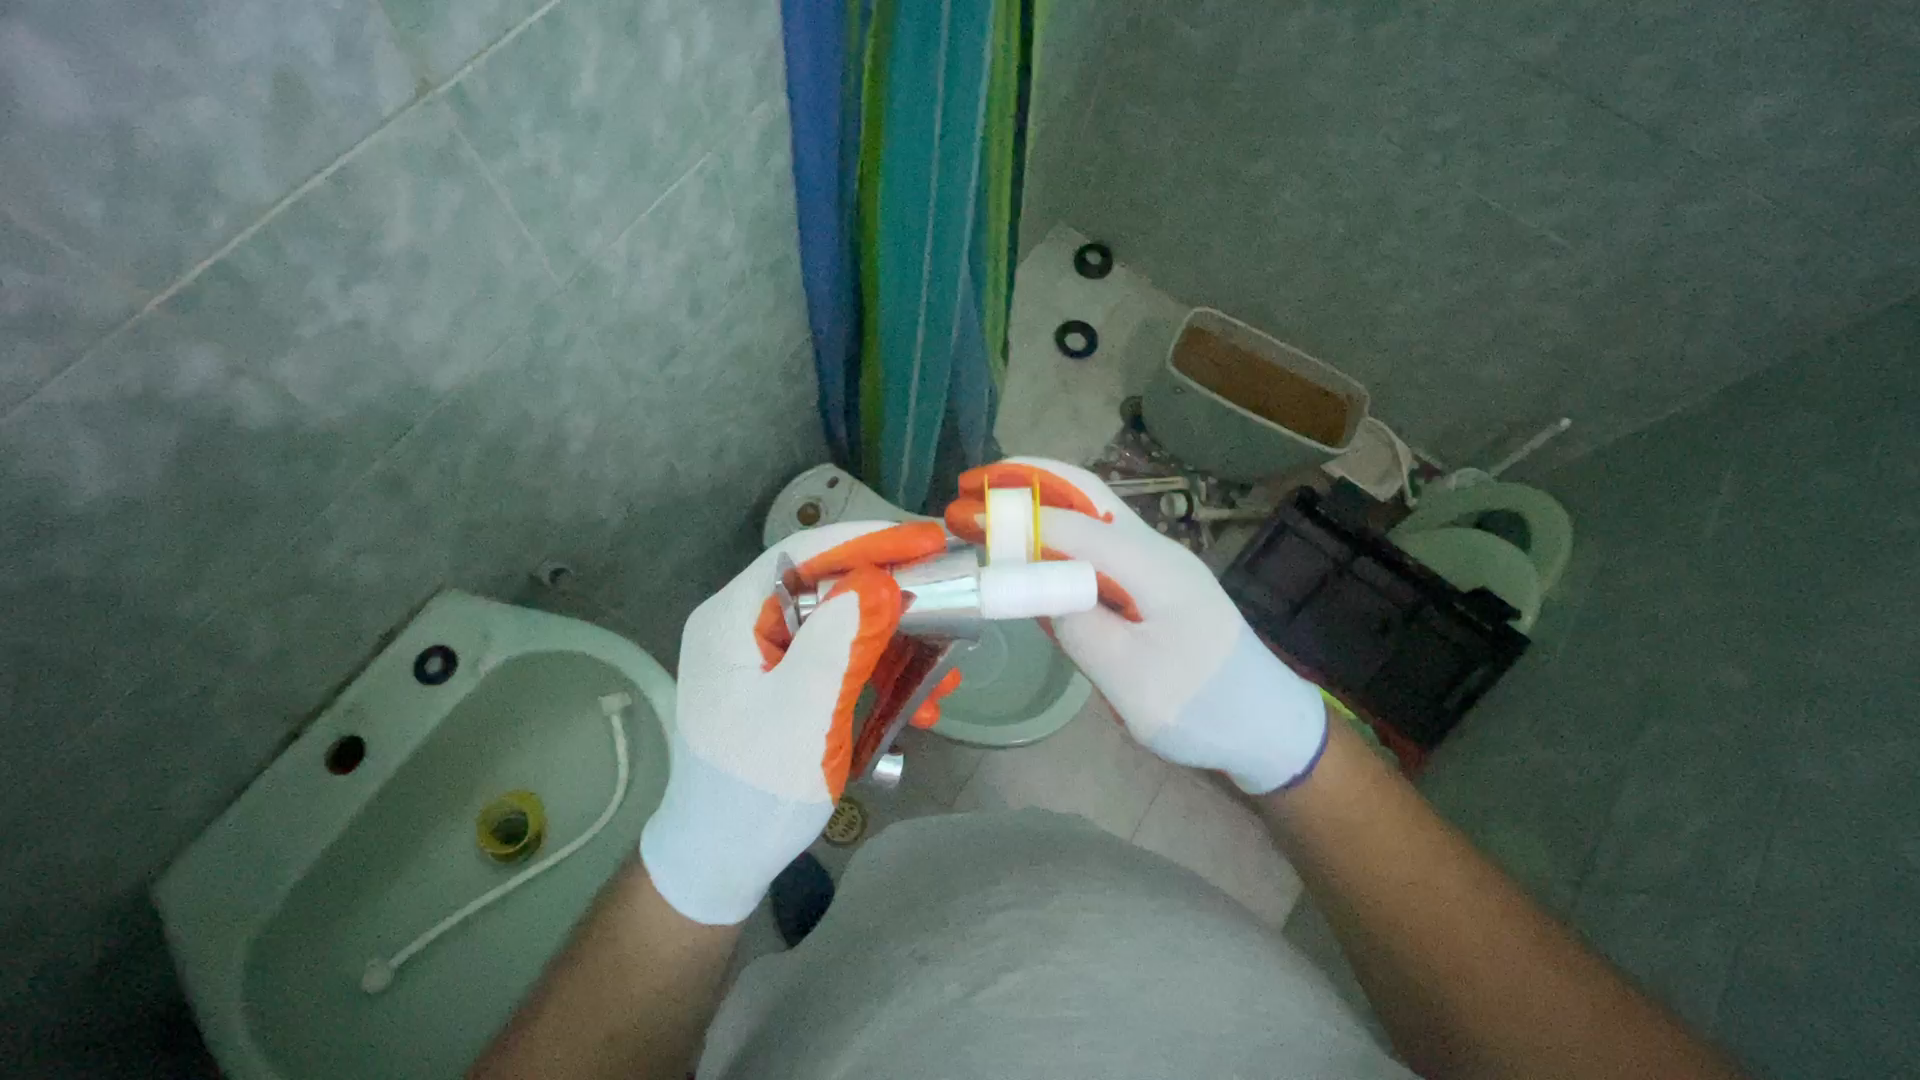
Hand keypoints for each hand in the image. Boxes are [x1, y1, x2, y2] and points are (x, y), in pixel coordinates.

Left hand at [639, 521, 950, 923]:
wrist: (721, 863)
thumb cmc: (754, 793)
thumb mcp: (804, 714)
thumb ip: (841, 642)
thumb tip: (880, 579)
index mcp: (733, 620)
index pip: (804, 556)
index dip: (868, 542)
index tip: (928, 541)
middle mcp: (747, 627)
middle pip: (828, 587)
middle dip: (893, 599)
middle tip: (951, 601)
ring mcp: (767, 658)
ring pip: (842, 626)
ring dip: (897, 644)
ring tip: (947, 666)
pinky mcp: (788, 686)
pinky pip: (841, 662)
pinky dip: (882, 675)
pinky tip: (921, 703)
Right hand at [947, 458, 1326, 793]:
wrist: (1269, 726)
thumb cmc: (1203, 707)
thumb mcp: (1133, 680)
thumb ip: (1078, 627)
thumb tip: (1036, 587)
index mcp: (1151, 565)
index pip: (1068, 526)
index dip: (1011, 520)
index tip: (960, 518)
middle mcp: (1154, 549)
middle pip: (1084, 493)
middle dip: (1024, 481)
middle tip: (969, 486)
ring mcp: (1157, 564)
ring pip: (1091, 514)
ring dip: (1039, 503)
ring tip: (989, 506)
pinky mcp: (1155, 584)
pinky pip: (1099, 544)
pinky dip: (1058, 533)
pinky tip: (1033, 546)